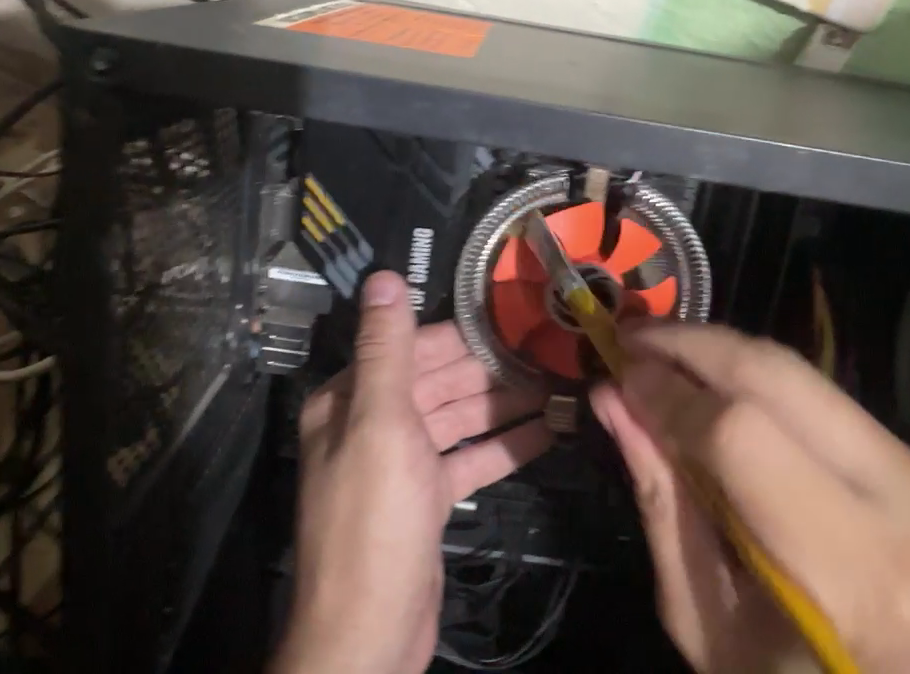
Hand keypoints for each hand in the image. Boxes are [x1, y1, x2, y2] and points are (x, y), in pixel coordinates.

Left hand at [272, 272, 553, 673]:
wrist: (369, 632)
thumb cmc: (373, 521)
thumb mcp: (381, 425)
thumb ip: (388, 350)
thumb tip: (382, 278)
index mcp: (352, 401)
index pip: (413, 348)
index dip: (463, 333)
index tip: (515, 317)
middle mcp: (374, 425)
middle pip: (440, 382)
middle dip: (492, 368)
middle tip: (550, 350)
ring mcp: (403, 464)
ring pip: (460, 419)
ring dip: (505, 404)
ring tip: (557, 385)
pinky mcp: (428, 498)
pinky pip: (470, 458)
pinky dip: (504, 445)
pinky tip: (547, 431)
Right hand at [591, 321, 909, 673]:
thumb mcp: (704, 619)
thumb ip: (662, 500)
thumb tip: (613, 398)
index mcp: (849, 571)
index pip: (741, 433)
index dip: (670, 392)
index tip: (616, 369)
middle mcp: (906, 503)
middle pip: (780, 378)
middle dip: (694, 345)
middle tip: (632, 336)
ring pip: (805, 376)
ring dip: (725, 356)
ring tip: (664, 354)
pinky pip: (827, 402)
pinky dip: (762, 384)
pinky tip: (718, 386)